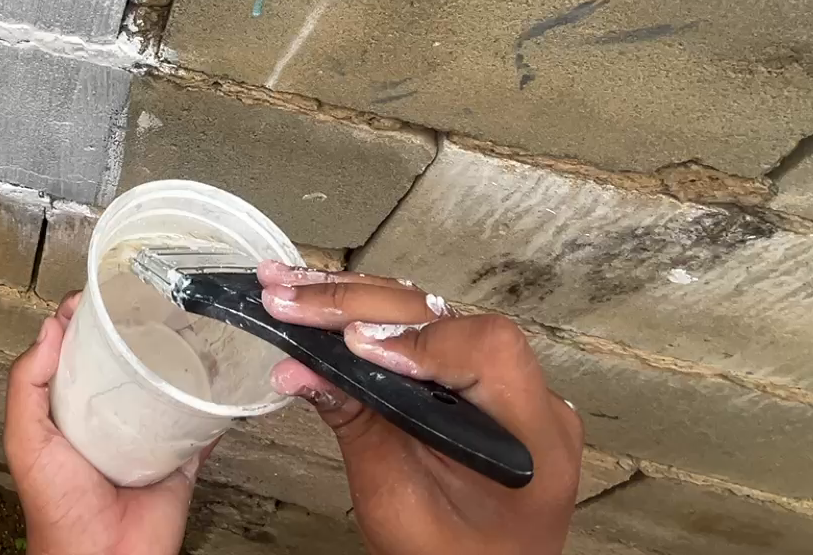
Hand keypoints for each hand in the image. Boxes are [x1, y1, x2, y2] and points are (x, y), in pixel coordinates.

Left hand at [4, 292, 204, 554]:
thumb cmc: (56, 509)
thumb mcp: (26, 439)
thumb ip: (27, 383)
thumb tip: (49, 327)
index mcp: (73, 406)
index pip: (79, 349)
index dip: (86, 319)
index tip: (98, 292)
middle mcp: (111, 413)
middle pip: (124, 359)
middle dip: (134, 330)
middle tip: (148, 300)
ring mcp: (148, 432)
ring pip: (164, 384)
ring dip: (175, 358)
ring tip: (186, 323)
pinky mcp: (181, 455)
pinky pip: (200, 422)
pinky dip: (210, 402)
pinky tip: (218, 374)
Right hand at [259, 263, 582, 554]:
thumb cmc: (442, 551)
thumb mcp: (394, 500)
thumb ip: (355, 424)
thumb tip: (294, 367)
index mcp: (530, 437)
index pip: (486, 350)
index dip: (418, 339)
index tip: (352, 344)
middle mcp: (522, 392)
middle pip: (437, 316)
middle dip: (353, 306)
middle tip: (285, 300)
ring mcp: (494, 371)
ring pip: (417, 307)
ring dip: (345, 294)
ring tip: (283, 284)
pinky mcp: (460, 359)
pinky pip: (410, 319)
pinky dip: (357, 305)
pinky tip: (311, 292)